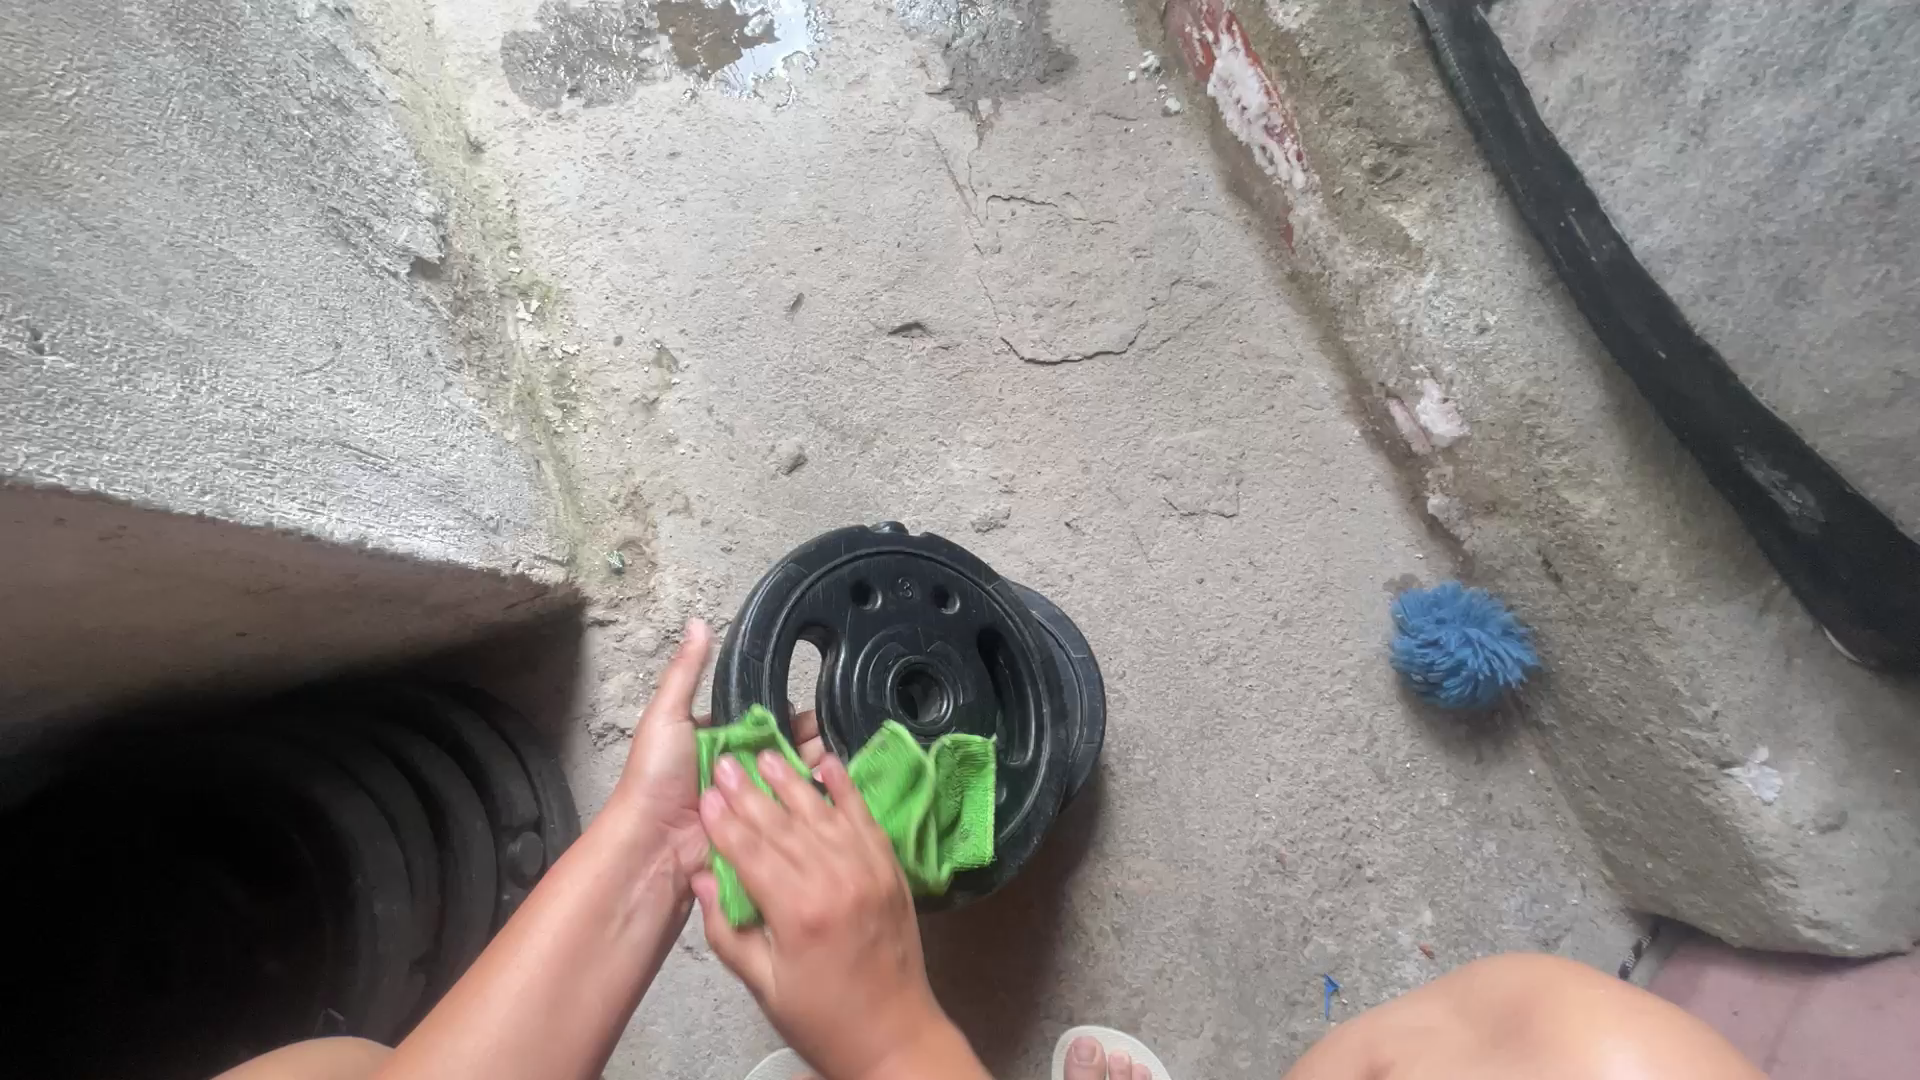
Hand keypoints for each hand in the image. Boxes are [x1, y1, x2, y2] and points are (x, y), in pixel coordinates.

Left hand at [611, 617, 829, 890]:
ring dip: (810, 765)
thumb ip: (686, 671)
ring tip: (833, 755)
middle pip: (782, 746)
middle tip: (831, 733)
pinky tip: (826, 784)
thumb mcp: (667, 716)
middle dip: (807, 739)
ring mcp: (748, 797)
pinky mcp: (758, 825)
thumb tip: (698, 622)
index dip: (790, 714)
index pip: (765, 720)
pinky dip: (805, 796)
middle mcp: (737, 766)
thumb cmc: (656, 777)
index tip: (816, 708)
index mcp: (719, 737)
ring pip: (789, 775)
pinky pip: (787, 807)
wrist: (653, 842)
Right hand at [693, 749, 957, 1079]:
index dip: (725, 822)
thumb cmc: (820, 1016)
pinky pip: (863, 815)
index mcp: (798, 912)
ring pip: (821, 812)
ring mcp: (867, 866)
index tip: (706, 793)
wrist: (893, 1032)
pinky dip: (845, 787)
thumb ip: (726, 931)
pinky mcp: (889, 864)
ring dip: (791, 781)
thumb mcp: (763, 985)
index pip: (752, 852)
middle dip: (750, 792)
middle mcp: (834, 878)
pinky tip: (827, 763)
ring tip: (766, 755)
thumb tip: (700, 877)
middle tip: (727, 762)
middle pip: (783, 825)